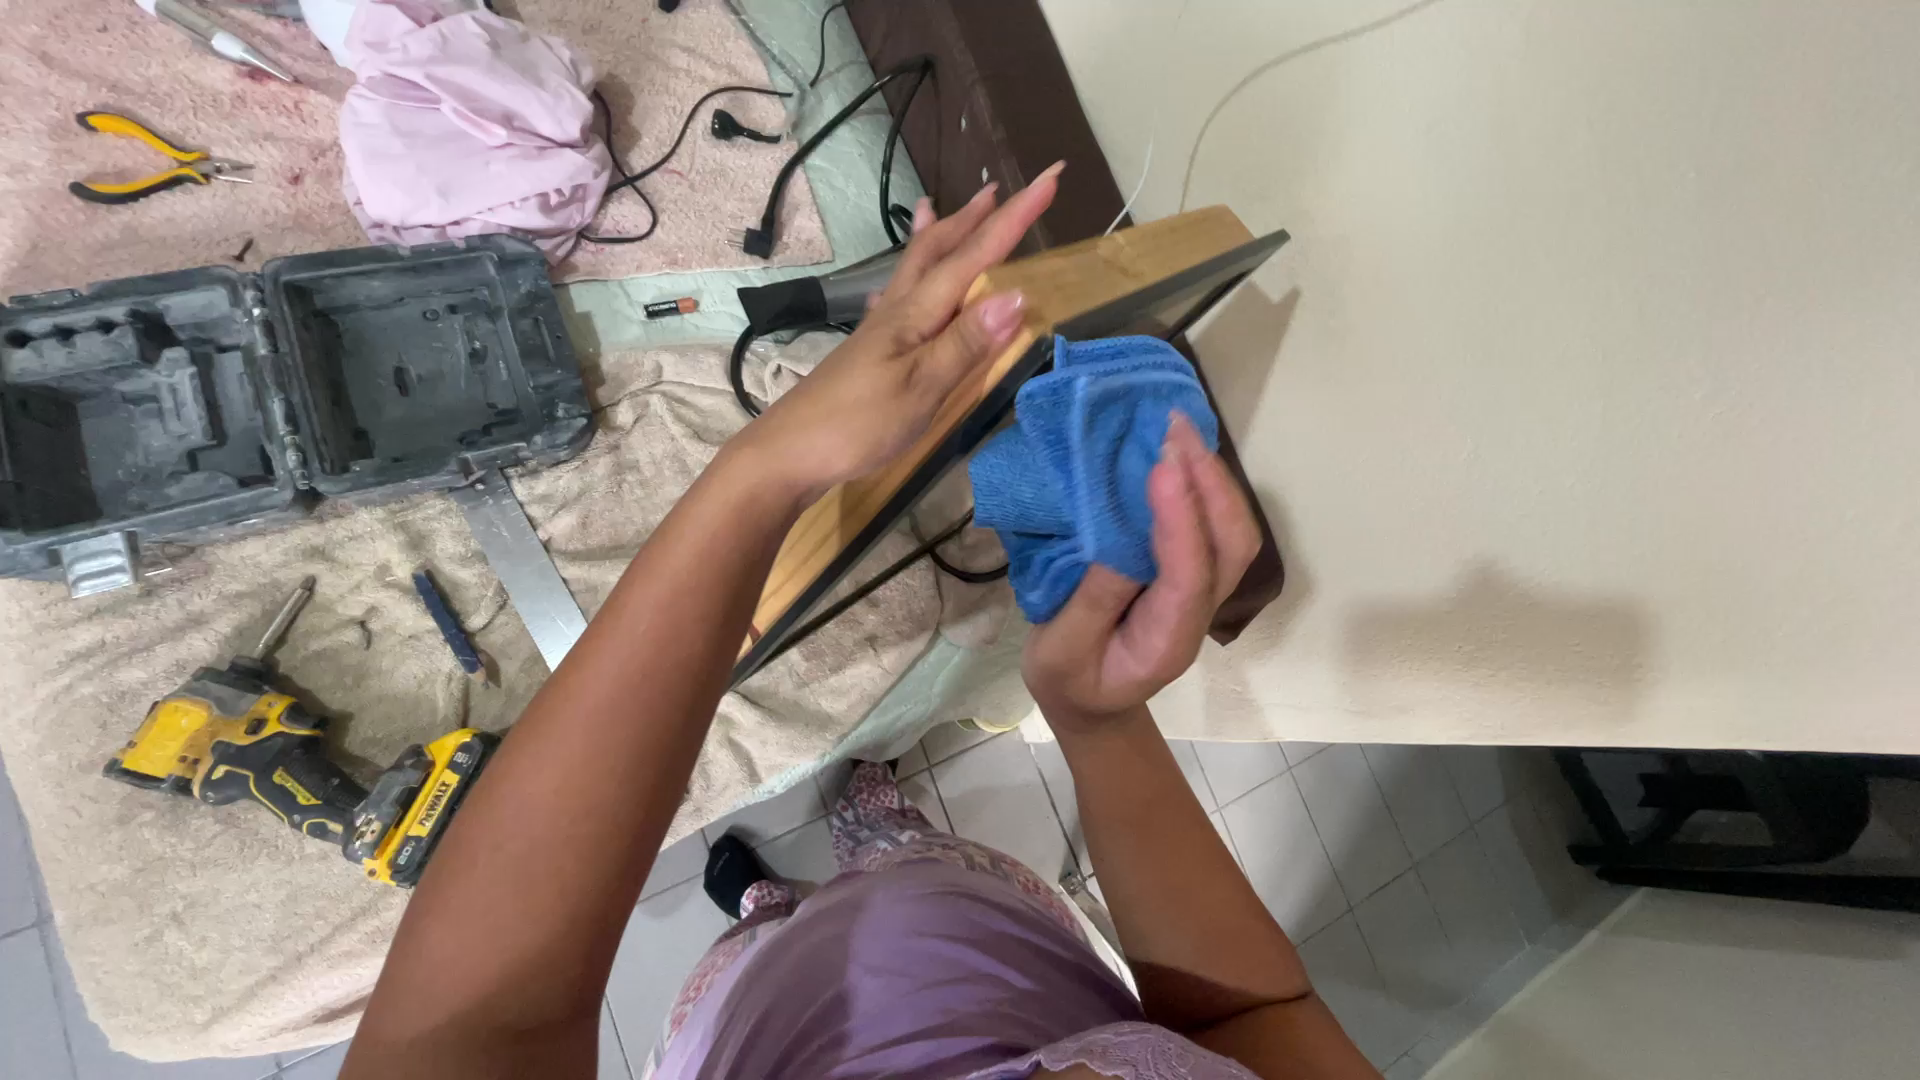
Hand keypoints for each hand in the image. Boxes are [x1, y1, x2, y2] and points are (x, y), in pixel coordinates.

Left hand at [734, 164, 1063, 501]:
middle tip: (998, 189)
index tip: (1050, 179)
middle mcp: (897, 312)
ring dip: (936, 238)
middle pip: (937, 252)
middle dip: (972, 220)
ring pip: (913, 270)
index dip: (1013, 220)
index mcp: (915, 315)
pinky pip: (894, 298)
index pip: (972, 259)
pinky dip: (905, 279)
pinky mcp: (869, 352)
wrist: (791, 452)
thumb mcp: (921, 388)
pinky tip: (896, 287)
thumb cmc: (858, 425)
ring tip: (938, 207)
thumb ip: (965, 343)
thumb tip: (1017, 293)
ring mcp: (879, 332)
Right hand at [1022, 413, 1261, 726]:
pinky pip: (1210, 530)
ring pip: (1230, 534)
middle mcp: (1196, 614)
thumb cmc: (1070, 683)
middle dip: (1210, 483)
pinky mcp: (1187, 578)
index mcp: (1167, 640)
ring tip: (1178, 431)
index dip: (1181, 517)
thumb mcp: (1061, 653)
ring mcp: (1199, 596)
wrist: (1090, 706)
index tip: (1163, 464)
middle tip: (1175, 429)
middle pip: (1230, 545)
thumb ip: (1091, 602)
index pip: (1189, 574)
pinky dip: (1202, 489)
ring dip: (1212, 480)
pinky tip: (1177, 456)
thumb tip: (1116, 541)